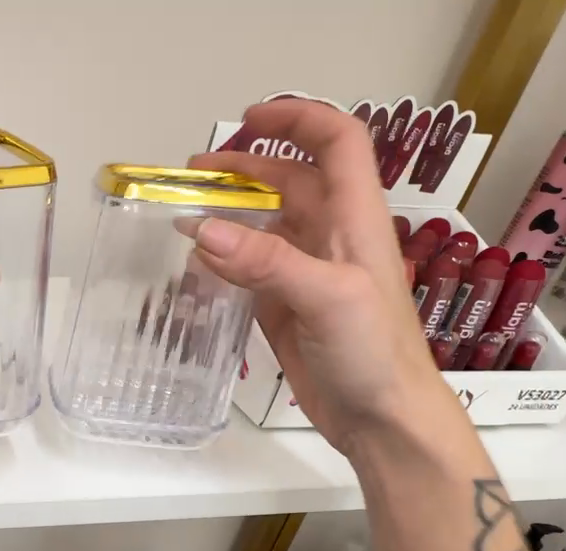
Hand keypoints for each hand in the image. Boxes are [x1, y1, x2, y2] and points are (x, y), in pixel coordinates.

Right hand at [188, 100, 457, 456]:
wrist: (382, 416)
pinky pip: (249, 273)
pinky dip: (222, 263)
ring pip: (265, 228)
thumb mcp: (327, 297)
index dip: (298, 120)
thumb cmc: (373, 352)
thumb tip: (202, 229)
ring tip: (184, 216)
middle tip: (193, 175)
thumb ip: (267, 262)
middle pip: (290, 182)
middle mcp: (330, 238)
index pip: (336, 144)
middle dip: (247, 169)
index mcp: (354, 219)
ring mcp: (306, 275)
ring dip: (229, 216)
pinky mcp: (286, 310)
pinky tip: (196, 267)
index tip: (249, 119)